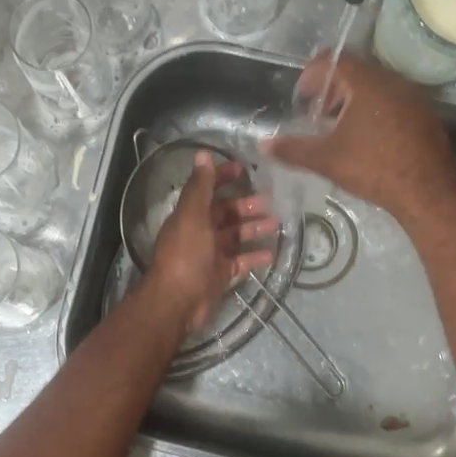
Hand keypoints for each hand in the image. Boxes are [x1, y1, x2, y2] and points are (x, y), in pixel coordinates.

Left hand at [147, 152, 277, 331]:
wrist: (177, 302)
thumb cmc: (185, 256)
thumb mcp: (192, 217)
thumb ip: (199, 187)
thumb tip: (203, 154)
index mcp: (190, 215)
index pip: (208, 189)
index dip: (222, 177)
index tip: (244, 169)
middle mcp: (200, 231)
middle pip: (226, 213)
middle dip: (246, 205)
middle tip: (271, 200)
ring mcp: (210, 254)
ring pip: (235, 236)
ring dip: (254, 228)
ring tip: (278, 223)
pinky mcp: (219, 274)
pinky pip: (240, 261)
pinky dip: (254, 257)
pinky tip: (273, 253)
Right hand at [264, 51, 455, 221]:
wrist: (428, 191)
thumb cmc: (373, 168)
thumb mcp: (327, 159)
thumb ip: (293, 149)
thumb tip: (264, 145)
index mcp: (366, 83)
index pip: (334, 60)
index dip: (312, 75)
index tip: (301, 99)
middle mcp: (391, 80)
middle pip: (355, 71)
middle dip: (332, 89)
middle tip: (317, 113)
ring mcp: (412, 96)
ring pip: (375, 86)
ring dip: (353, 100)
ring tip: (339, 127)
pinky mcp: (423, 114)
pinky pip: (392, 100)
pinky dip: (374, 110)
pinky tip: (367, 139)